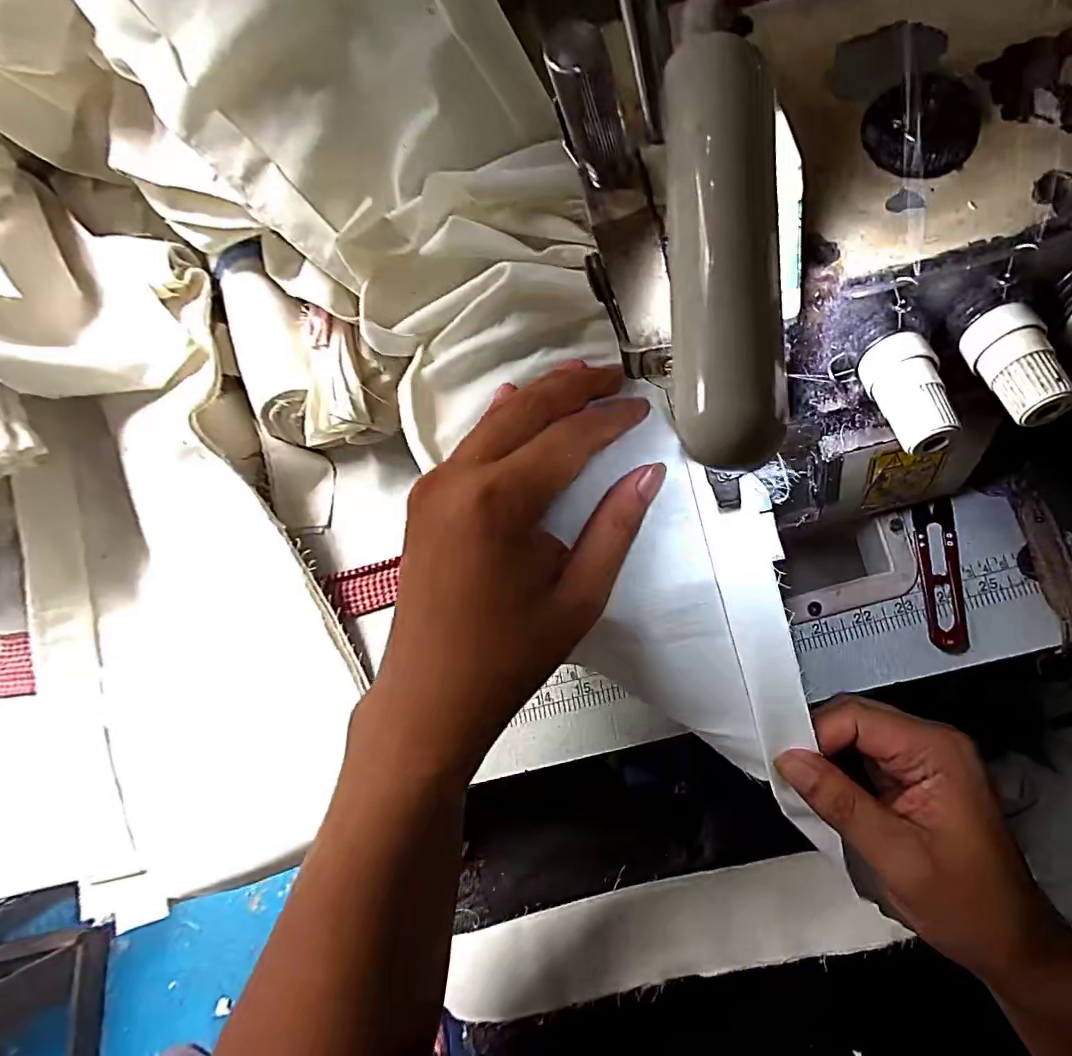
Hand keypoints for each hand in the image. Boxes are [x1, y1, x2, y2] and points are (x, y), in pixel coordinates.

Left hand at [363, 361, 662, 777]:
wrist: (430, 696)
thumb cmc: (507, 656)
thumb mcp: (580, 595)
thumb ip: (616, 527)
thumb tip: (645, 477)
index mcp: (500, 503)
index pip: (569, 439)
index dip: (610, 419)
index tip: (640, 408)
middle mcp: (459, 481)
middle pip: (527, 411)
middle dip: (575, 387)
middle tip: (614, 374)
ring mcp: (435, 488)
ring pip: (495, 420)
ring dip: (540, 396)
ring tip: (580, 378)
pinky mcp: (426, 501)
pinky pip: (472, 443)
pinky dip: (504, 420)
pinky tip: (517, 403)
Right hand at [776, 696, 1064, 986]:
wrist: (1012, 941)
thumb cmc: (970, 905)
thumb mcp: (895, 857)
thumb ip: (840, 802)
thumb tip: (792, 761)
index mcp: (935, 750)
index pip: (857, 717)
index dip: (816, 736)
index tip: (787, 767)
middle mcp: (933, 743)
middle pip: (856, 720)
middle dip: (818, 748)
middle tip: (792, 782)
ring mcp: (927, 759)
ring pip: (858, 739)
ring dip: (830, 764)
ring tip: (812, 798)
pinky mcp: (918, 776)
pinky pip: (869, 760)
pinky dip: (845, 778)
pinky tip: (835, 803)